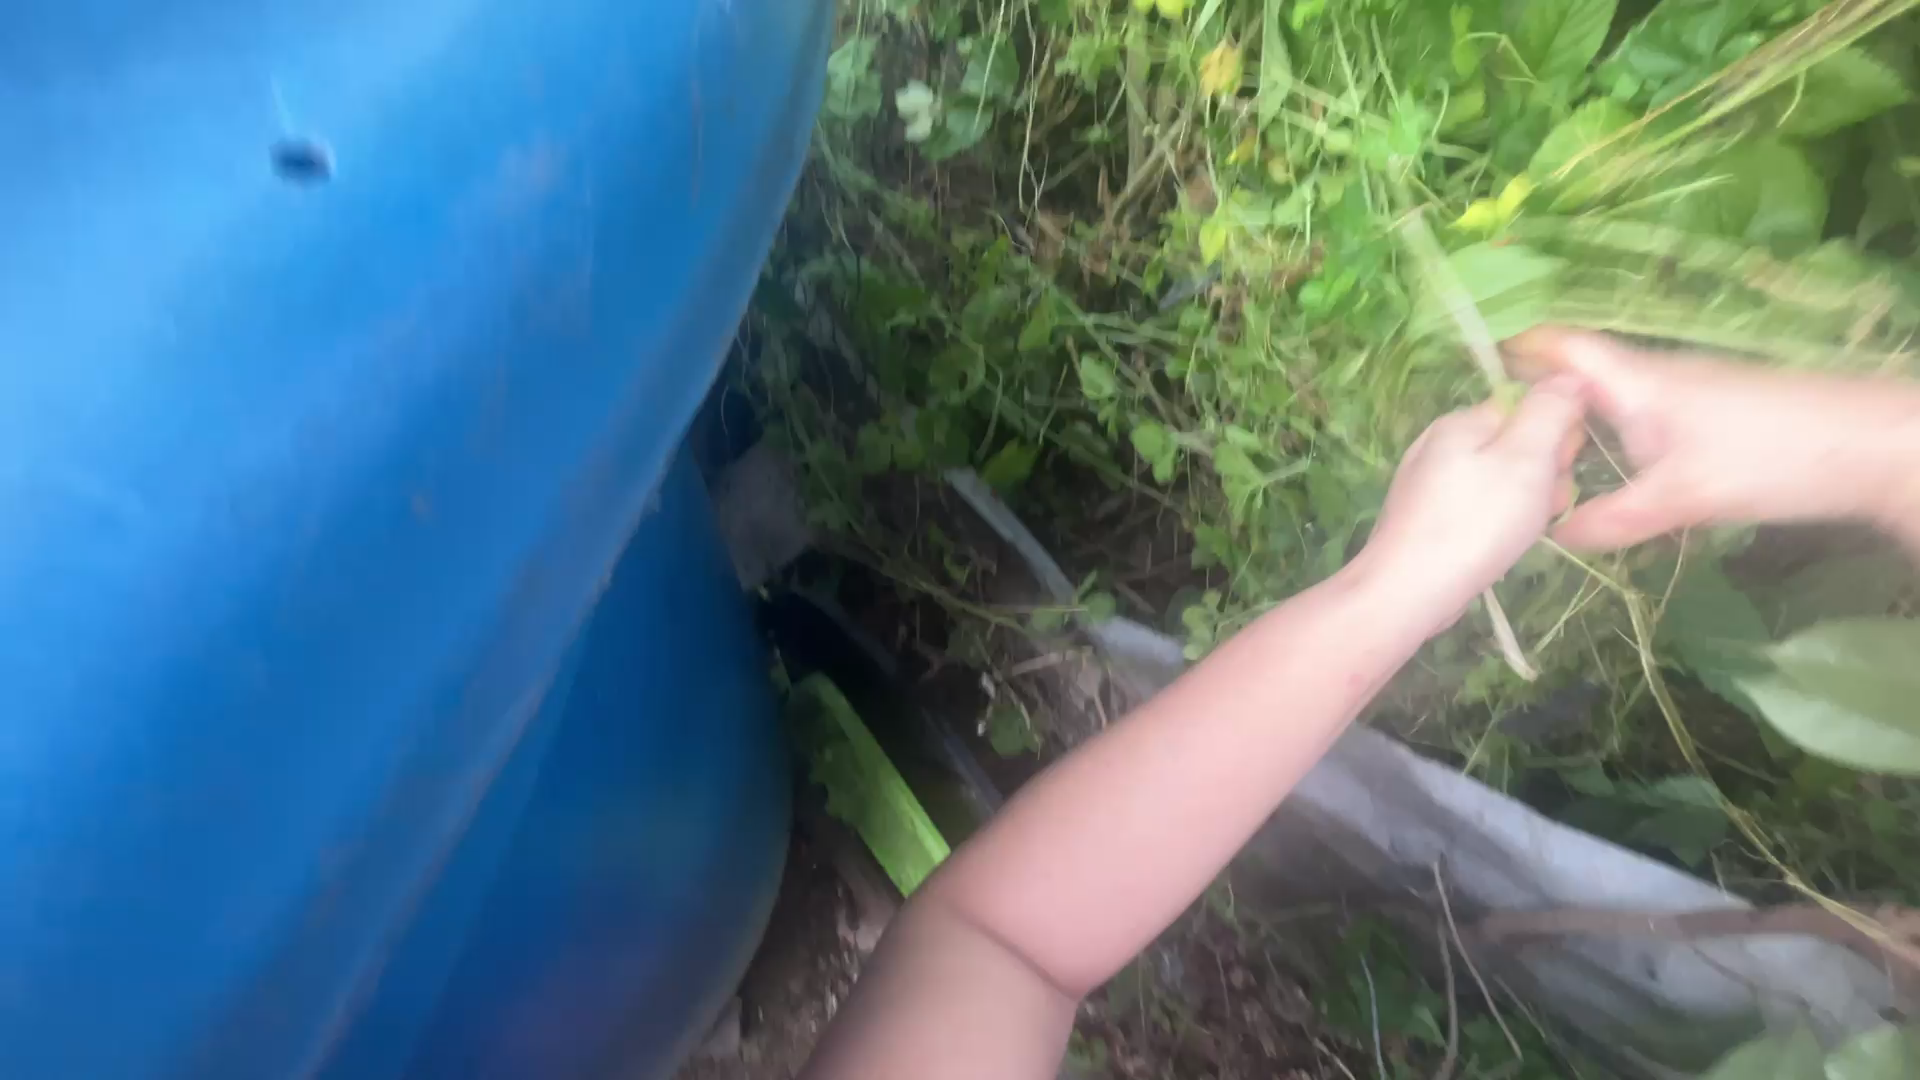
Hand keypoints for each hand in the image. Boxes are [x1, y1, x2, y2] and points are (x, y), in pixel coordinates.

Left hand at [1355, 378, 1586, 622]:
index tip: (1560, 464)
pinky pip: (1481, 505)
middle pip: (1516, 442)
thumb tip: (1567, 375)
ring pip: (1503, 478)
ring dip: (1528, 500)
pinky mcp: (1429, 515)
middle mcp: (1438, 445)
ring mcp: (1429, 482)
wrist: (1409, 587)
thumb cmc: (1473, 521)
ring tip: (1523, 527)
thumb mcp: (1524, 457)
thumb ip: (1548, 411)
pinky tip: (1501, 542)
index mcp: (1458, 422)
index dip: (1558, 433)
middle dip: (1544, 471)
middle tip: (1541, 501)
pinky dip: (1499, 521)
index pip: (1528, 404)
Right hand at [1505, 328, 1919, 548]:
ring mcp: (1680, 393)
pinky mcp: (1702, 414)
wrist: (1893, 448)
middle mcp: (1651, 378)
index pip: (1561, 346)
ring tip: (1522, 454)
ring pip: (1600, 396)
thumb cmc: (1779, 456)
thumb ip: (1610, 520)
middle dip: (1524, 393)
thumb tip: (1549, 536)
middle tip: (1479, 432)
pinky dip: (1595, 431)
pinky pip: (1626, 413)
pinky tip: (1591, 466)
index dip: (1515, 346)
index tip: (1469, 365)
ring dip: (1561, 417)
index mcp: (1634, 382)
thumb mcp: (1684, 498)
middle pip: (1571, 373)